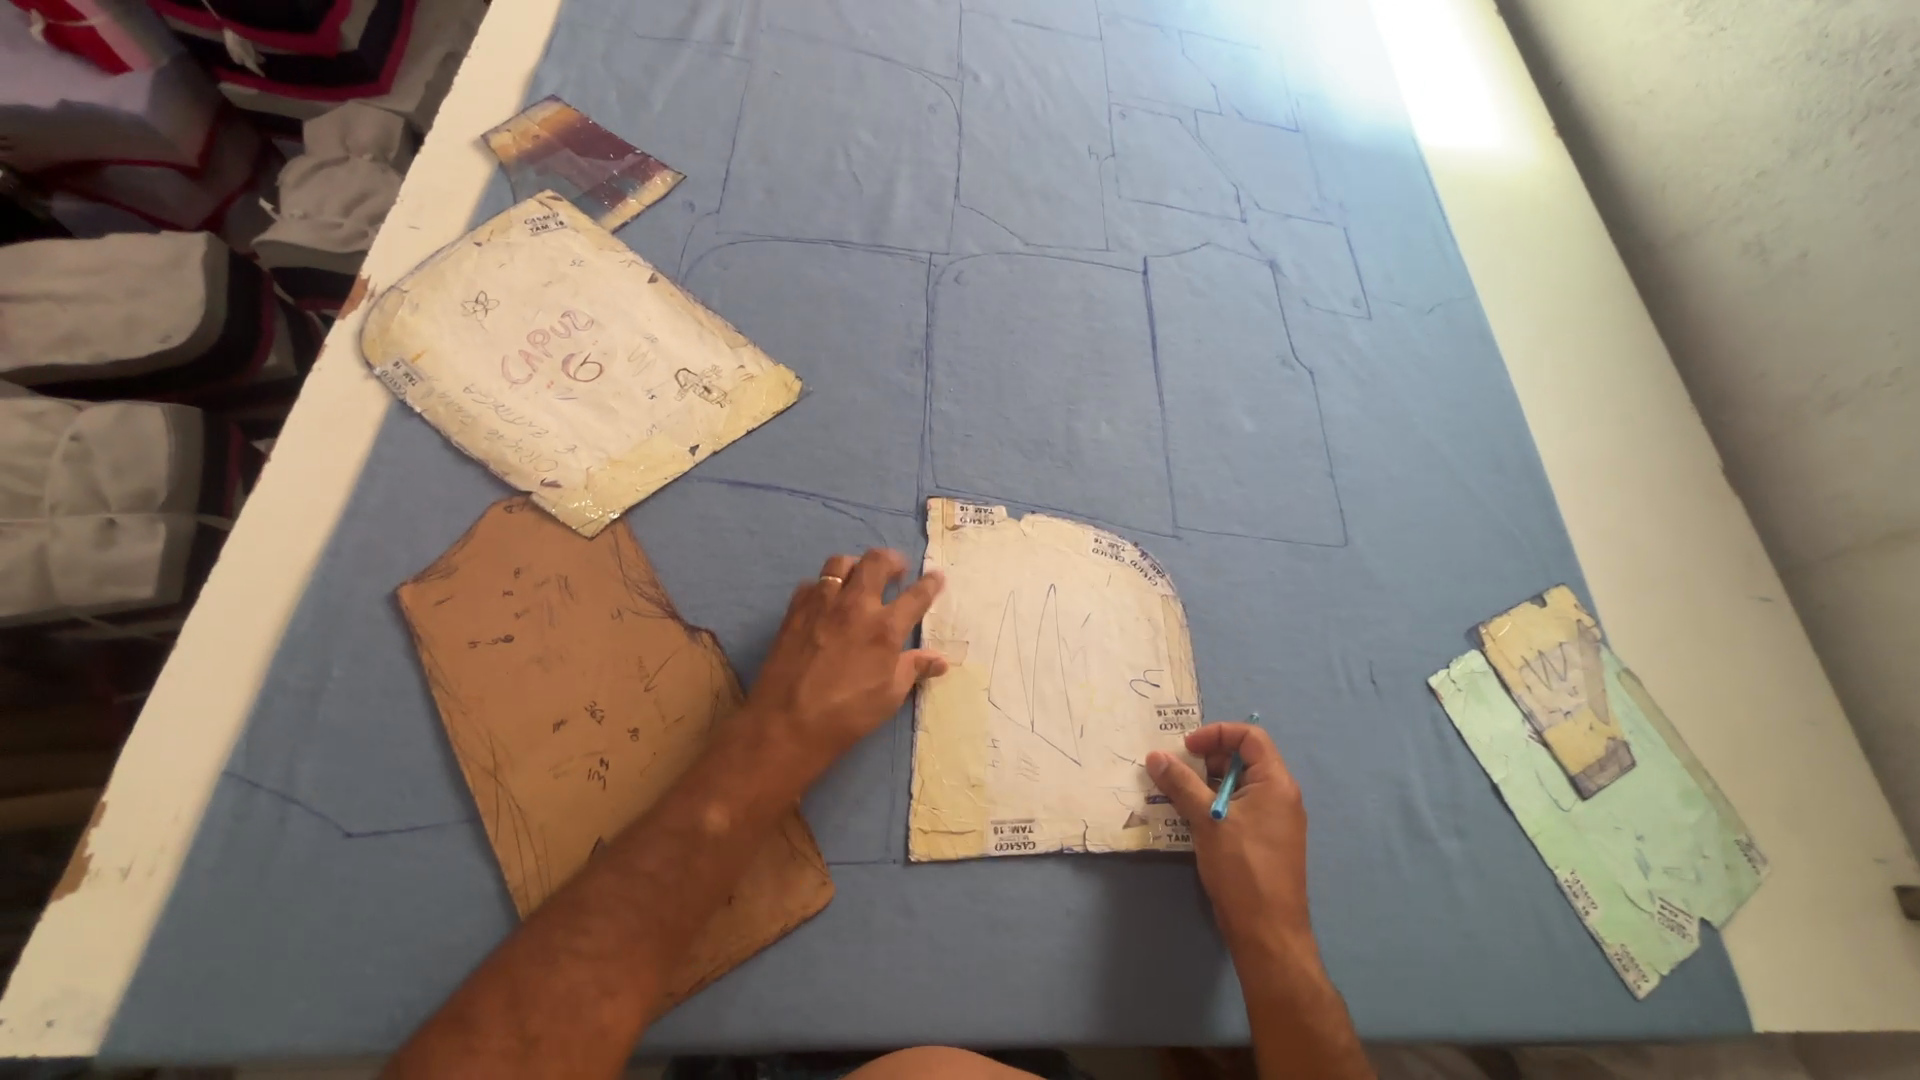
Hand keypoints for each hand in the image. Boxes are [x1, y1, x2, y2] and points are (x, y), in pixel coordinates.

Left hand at [743, 549, 946, 778]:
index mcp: (885, 628)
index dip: (930, 584)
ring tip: (861, 578)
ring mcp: (821, 604)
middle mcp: (855, 606)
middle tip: (898, 570)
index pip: (916, 595)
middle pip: (877, 562)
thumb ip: (913, 669)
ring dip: (857, 566)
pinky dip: (824, 586)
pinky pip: (812, 584)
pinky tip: (826, 601)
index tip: (936, 576)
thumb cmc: (846, 714)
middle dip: (893, 560)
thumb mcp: (889, 696)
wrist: (787, 722)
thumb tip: (939, 660)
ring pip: (841, 564)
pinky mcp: (795, 610)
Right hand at [1147, 723, 1313, 957]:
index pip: (1250, 737)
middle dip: (1205, 759)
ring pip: (1236, 786)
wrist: (1268, 932)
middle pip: (1242, 759)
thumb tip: (1155, 755)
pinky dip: (1212, 805)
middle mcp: (1280, 796)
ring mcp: (1274, 820)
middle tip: (1174, 771)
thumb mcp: (1207, 820)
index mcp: (1275, 783)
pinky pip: (1237, 808)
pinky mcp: (1263, 841)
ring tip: (1173, 793)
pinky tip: (1187, 818)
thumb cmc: (1242, 869)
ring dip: (1204, 784)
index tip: (1186, 748)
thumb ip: (1181, 784)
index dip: (1216, 734)